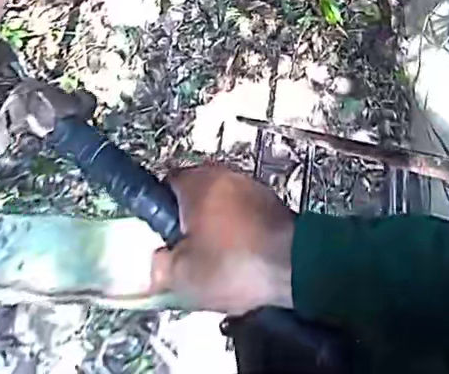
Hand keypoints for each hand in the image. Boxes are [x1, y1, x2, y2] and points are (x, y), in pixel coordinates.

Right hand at [150, 164, 294, 313]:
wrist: (294, 266)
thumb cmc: (236, 263)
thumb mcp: (184, 276)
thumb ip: (159, 267)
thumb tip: (154, 265)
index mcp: (193, 181)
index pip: (164, 187)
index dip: (162, 215)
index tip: (166, 238)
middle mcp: (218, 173)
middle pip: (192, 196)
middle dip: (190, 223)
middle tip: (192, 254)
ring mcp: (246, 183)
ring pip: (218, 204)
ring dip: (216, 226)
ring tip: (220, 261)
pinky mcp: (268, 199)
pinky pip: (242, 212)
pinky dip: (239, 230)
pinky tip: (242, 258)